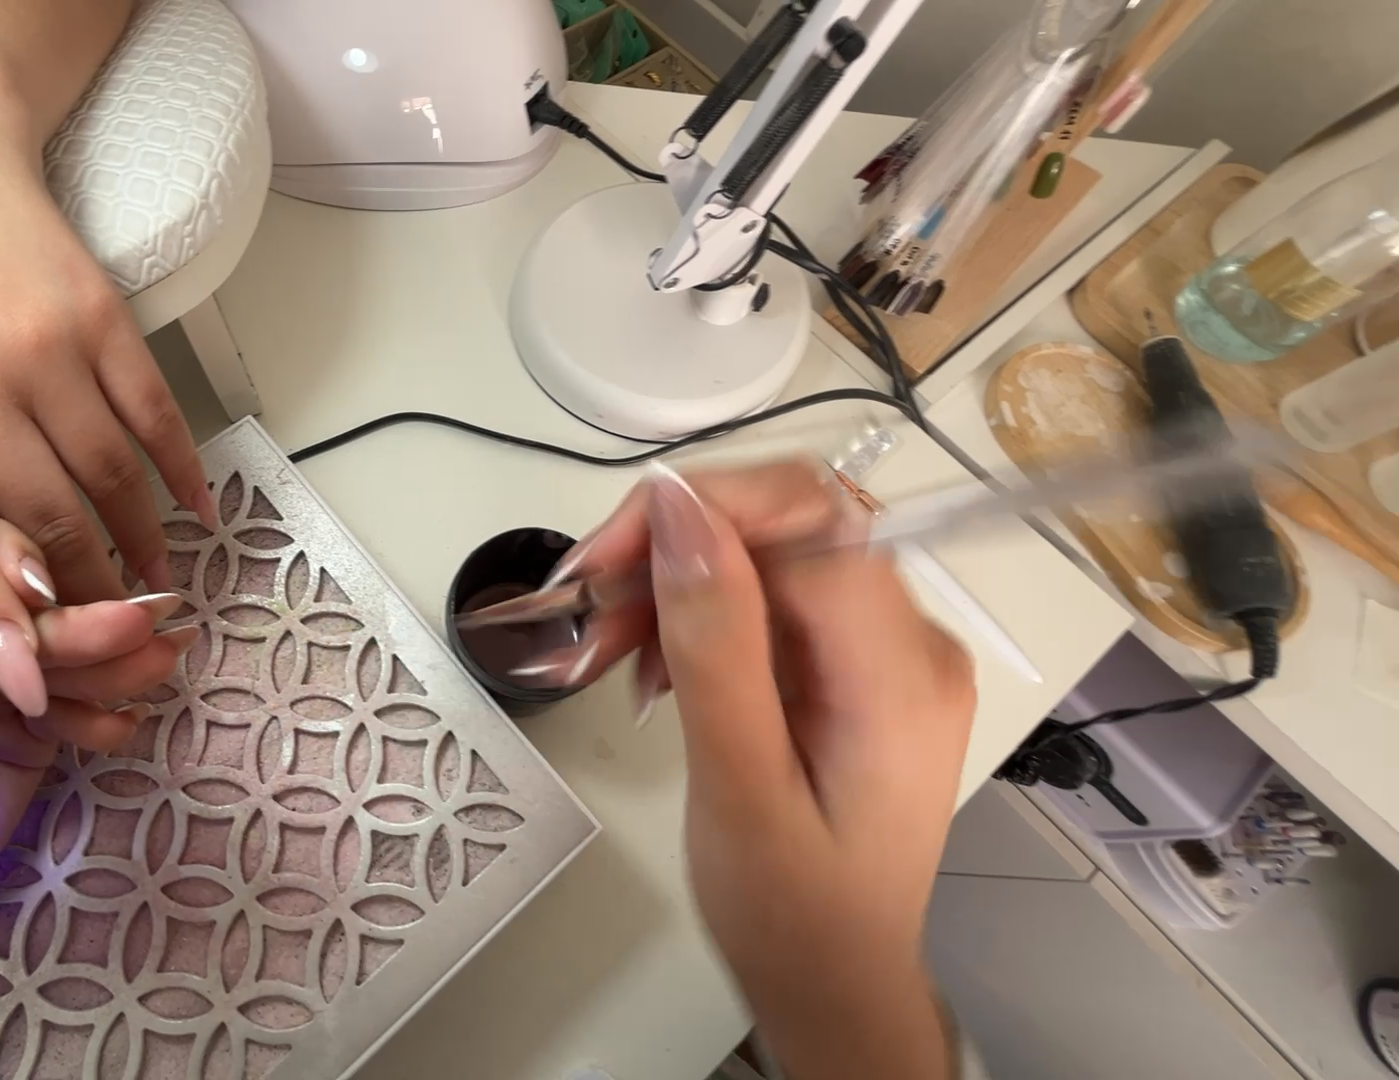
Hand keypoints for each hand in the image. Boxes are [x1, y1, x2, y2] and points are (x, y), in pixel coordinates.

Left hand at [0, 22, 212, 724]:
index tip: (24, 679)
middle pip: (48, 513)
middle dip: (85, 586)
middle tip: (112, 632)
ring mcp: (47, 347)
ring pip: (112, 474)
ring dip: (140, 539)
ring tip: (157, 583)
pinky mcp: (105, 321)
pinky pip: (155, 416)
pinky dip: (180, 470)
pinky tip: (196, 509)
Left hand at [0, 518, 192, 1047]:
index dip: (8, 574)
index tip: (49, 603)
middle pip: (32, 606)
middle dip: (83, 621)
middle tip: (140, 631)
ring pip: (69, 653)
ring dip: (115, 660)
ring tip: (162, 663)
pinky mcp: (32, 731)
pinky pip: (82, 706)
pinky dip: (108, 712)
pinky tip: (121, 729)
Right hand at [553, 462, 974, 1078]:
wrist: (830, 976)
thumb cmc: (788, 910)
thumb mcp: (737, 781)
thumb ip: (714, 641)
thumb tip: (677, 509)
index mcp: (899, 669)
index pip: (805, 518)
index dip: (696, 513)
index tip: (600, 562)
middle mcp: (904, 634)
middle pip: (780, 522)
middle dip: (668, 547)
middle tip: (587, 606)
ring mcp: (873, 641)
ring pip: (755, 550)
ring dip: (665, 582)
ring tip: (603, 648)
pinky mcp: (838, 655)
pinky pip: (753, 594)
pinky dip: (685, 612)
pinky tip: (648, 663)